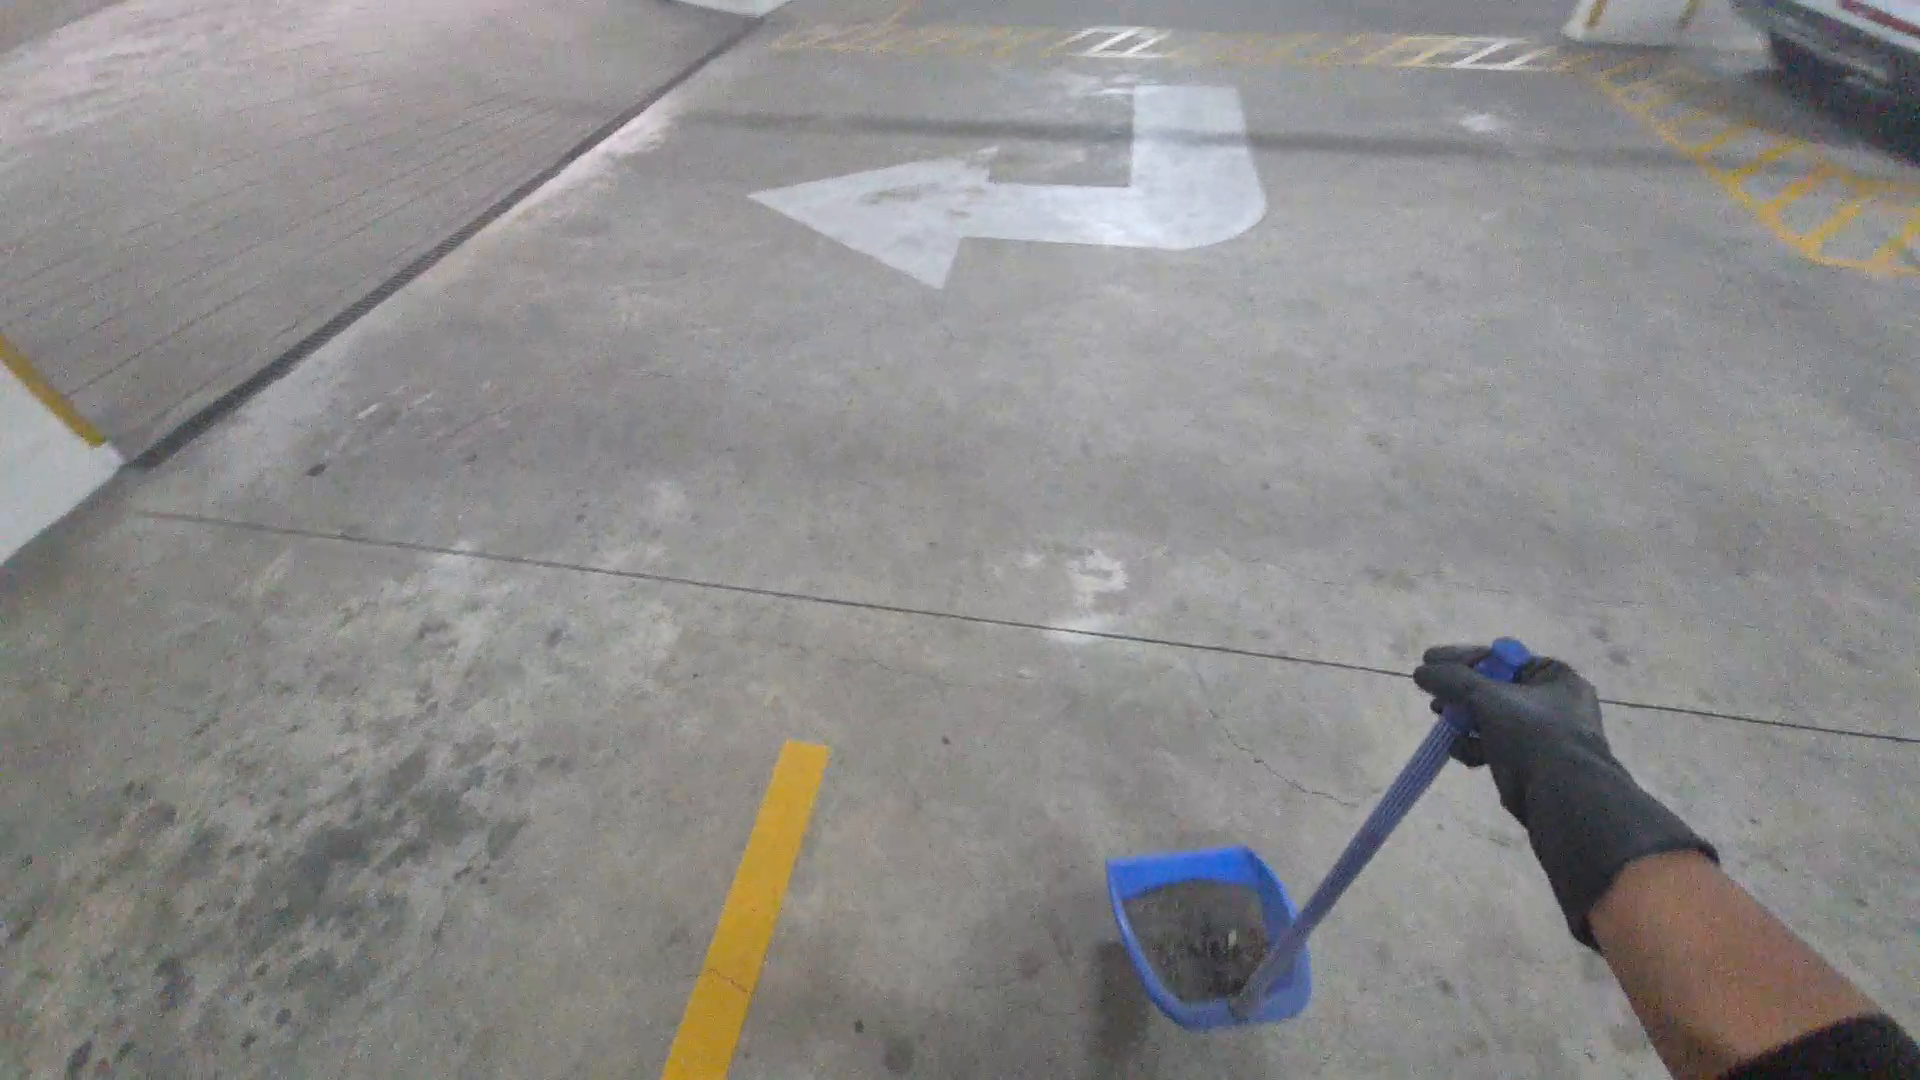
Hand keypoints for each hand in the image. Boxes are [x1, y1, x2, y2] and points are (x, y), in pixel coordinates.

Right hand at [1414, 644, 1607, 824]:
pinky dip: (1471, 745)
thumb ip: (1449, 677)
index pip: (1498, 657)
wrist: (1561, 794)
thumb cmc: (1531, 733)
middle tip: (1437, 700)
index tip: (1429, 661)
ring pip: (1485, 716)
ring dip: (1460, 720)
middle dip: (1457, 694)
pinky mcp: (1526, 760)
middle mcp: (1550, 702)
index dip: (1462, 658)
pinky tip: (1461, 751)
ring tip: (1445, 726)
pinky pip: (1490, 743)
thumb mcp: (1485, 695)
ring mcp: (1539, 732)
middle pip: (1488, 688)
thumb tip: (1420, 672)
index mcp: (1554, 678)